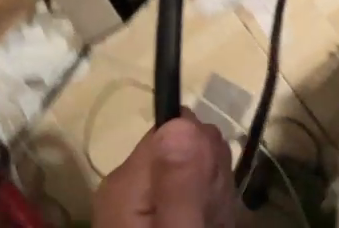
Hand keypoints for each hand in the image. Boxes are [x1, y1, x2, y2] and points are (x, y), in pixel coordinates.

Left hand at [93, 115, 239, 227]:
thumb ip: (179, 183)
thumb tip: (180, 120)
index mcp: (126, 181)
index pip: (179, 126)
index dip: (206, 154)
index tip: (209, 194)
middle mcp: (127, 181)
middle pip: (189, 142)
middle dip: (212, 175)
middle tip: (210, 218)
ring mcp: (139, 196)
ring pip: (196, 161)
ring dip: (213, 191)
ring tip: (209, 223)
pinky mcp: (151, 207)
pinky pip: (192, 183)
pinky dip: (208, 204)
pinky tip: (206, 224)